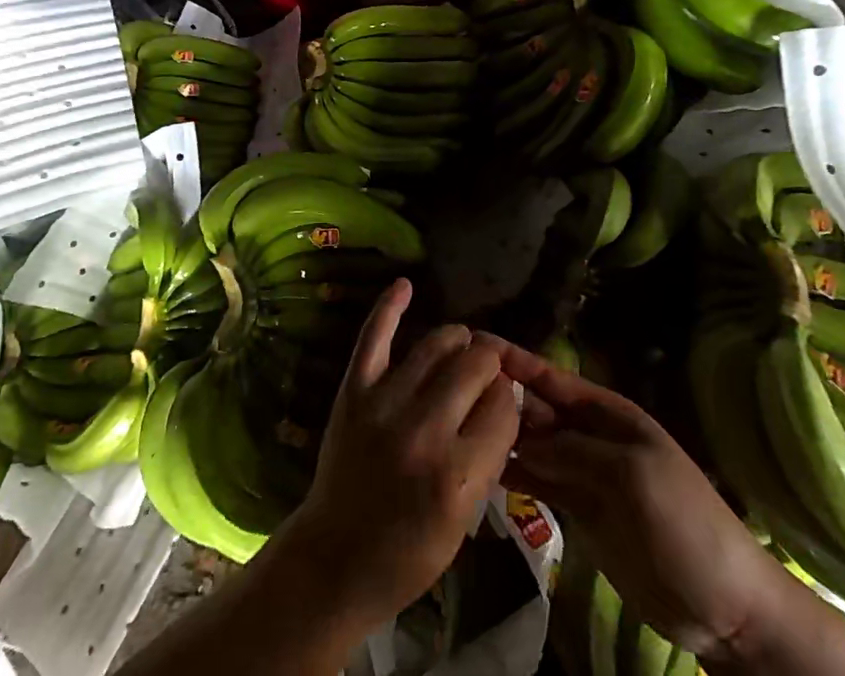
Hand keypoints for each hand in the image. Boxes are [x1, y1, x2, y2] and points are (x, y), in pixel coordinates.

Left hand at [277, 280, 520, 626]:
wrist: (335, 560)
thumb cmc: (410, 551)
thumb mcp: (468, 515)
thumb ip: (491, 452)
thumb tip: (503, 395)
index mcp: (459, 471)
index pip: (504, 404)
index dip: (509, 400)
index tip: (501, 406)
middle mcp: (424, 430)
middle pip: (478, 365)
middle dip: (491, 365)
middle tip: (486, 377)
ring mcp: (384, 405)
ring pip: (438, 343)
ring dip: (459, 341)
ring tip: (463, 350)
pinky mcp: (353, 394)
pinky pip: (374, 339)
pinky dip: (389, 308)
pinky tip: (405, 284)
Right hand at [480, 335, 782, 654]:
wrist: (718, 599)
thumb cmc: (683, 521)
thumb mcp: (632, 474)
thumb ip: (575, 450)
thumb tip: (522, 436)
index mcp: (612, 414)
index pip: (555, 380)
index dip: (517, 362)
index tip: (474, 346)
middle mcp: (593, 436)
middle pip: (539, 410)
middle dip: (501, 398)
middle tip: (447, 392)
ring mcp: (584, 474)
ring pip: (534, 446)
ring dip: (500, 436)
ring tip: (452, 427)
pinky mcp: (579, 510)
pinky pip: (538, 482)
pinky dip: (512, 475)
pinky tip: (477, 470)